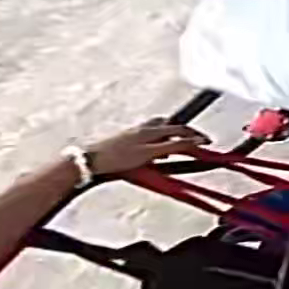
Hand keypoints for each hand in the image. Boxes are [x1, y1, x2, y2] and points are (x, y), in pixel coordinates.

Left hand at [86, 121, 208, 174]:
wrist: (81, 164)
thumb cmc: (114, 158)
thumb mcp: (152, 153)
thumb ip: (178, 146)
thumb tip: (199, 141)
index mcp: (151, 129)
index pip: (182, 128)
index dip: (198, 135)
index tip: (207, 142)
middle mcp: (140, 128)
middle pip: (167, 124)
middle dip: (180, 131)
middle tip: (189, 140)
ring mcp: (127, 134)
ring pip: (153, 130)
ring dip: (164, 136)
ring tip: (168, 147)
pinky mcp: (117, 142)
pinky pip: (140, 138)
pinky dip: (149, 142)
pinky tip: (147, 152)